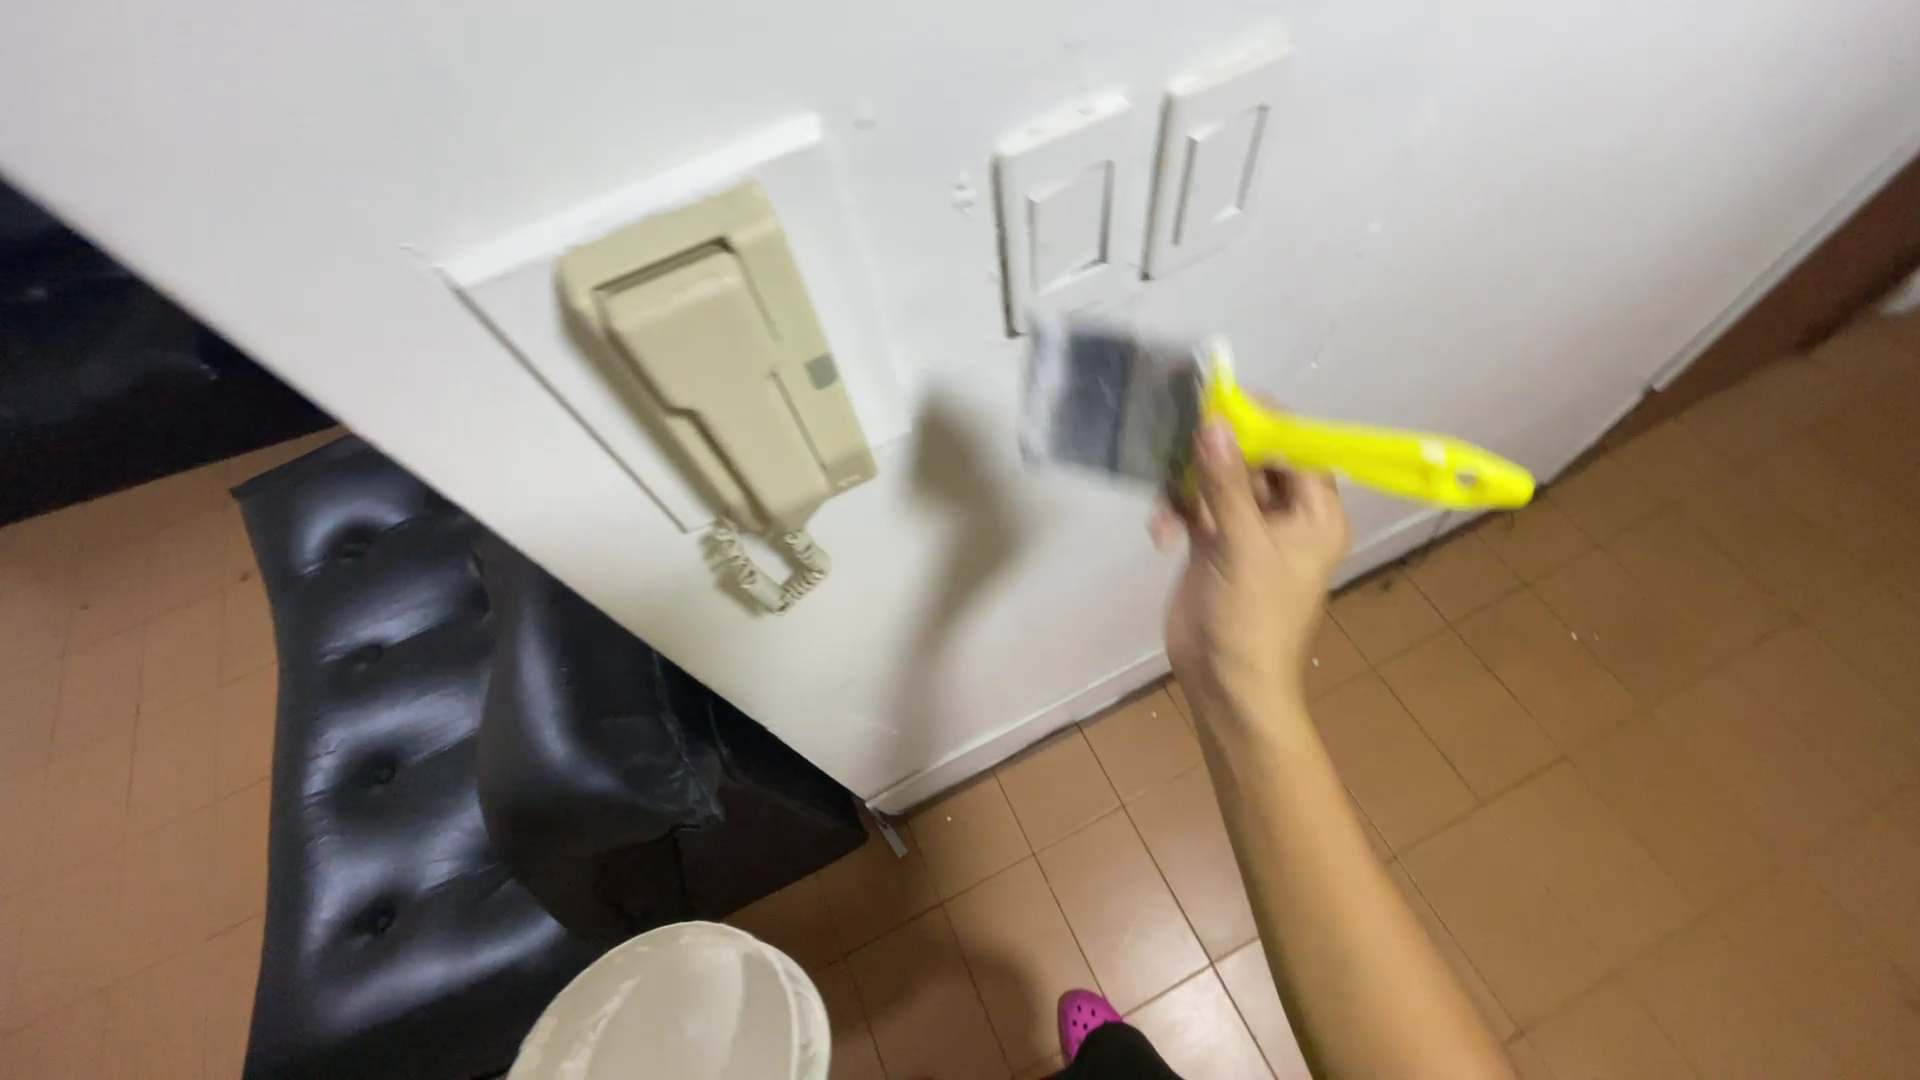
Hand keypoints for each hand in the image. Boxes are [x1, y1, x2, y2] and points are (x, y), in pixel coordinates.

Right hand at [1152, 420, 1349, 711]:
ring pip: (1215, 481)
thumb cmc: (1253, 618)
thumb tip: (1214, 423)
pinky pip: (1193, 508)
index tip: (1221, 401)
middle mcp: (1284, 515)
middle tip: (1177, 439)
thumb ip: (1227, 485)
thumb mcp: (1244, 547)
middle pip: (1251, 460)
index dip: (1264, 422)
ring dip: (1186, 489)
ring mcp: (1245, 529)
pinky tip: (1160, 535)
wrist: (1224, 682)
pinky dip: (1175, 514)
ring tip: (1167, 510)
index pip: (1297, 448)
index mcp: (1314, 514)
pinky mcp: (1212, 544)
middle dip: (1213, 455)